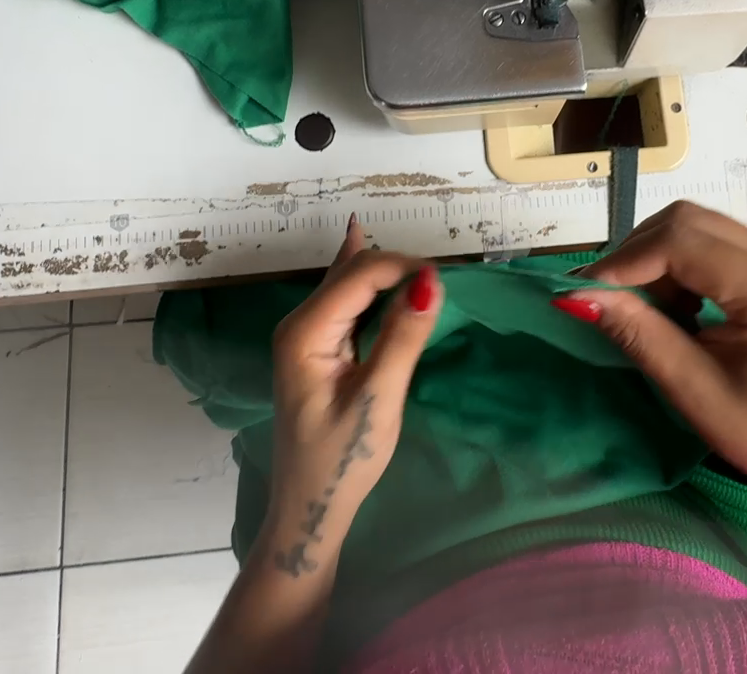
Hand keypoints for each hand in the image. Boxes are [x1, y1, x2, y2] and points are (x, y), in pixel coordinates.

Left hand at [264, 218, 440, 577]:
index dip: (404, 267)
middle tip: (442, 281)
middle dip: (397, 267)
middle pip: (352, 272)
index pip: (360, 274)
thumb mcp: (378, 400)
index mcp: (305, 332)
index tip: (446, 280)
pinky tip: (358, 238)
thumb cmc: (342, 460)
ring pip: (350, 282)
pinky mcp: (318, 346)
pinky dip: (367, 279)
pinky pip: (346, 299)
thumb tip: (431, 280)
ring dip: (387, 272)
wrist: (309, 508)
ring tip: (424, 266)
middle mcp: (299, 323)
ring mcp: (306, 334)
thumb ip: (402, 338)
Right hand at [556, 201, 746, 518]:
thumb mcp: (692, 389)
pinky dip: (677, 263)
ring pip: (695, 225)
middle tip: (608, 299)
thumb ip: (636, 332)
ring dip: (655, 258)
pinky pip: (711, 240)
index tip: (582, 293)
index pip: (679, 241)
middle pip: (686, 221)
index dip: (624, 261)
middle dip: (636, 255)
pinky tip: (675, 306)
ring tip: (644, 308)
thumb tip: (573, 296)